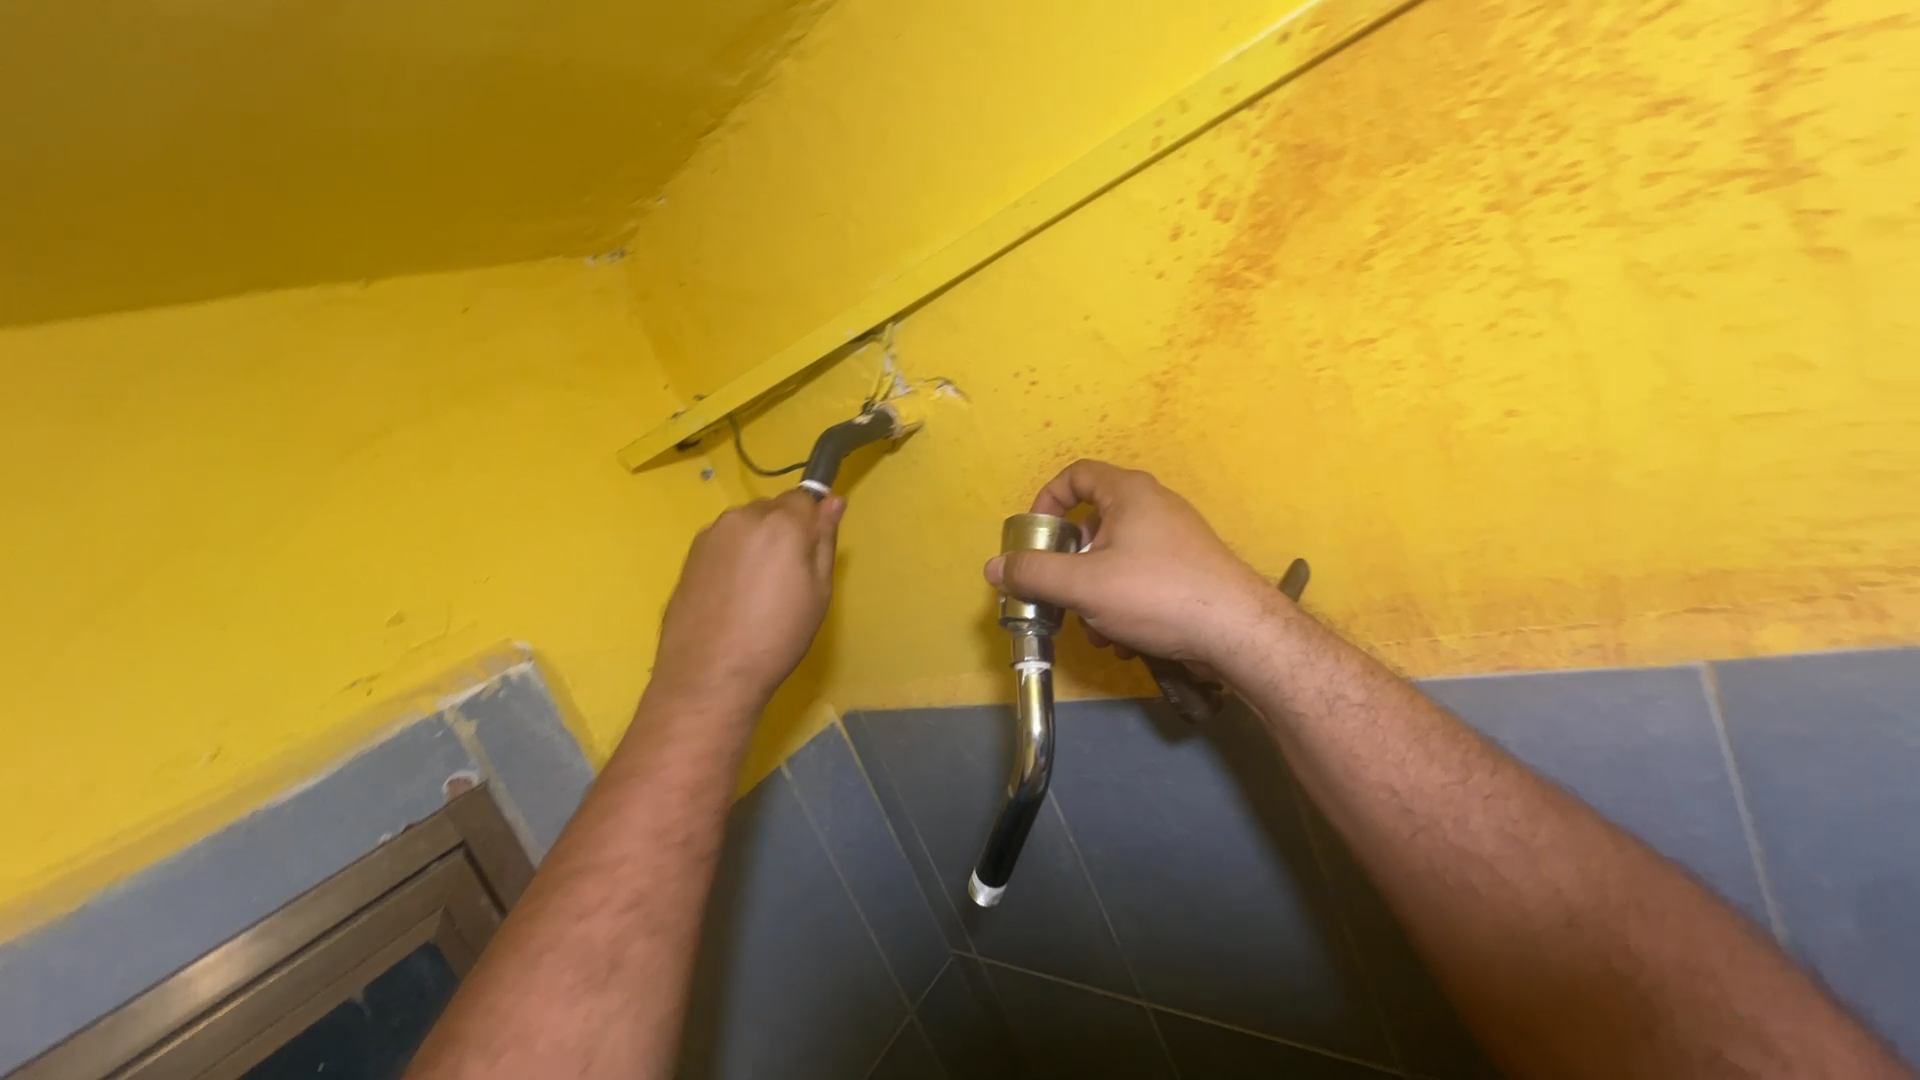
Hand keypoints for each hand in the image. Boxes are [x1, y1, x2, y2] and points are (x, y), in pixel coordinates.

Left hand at [650, 490, 845, 713]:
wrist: (711, 673)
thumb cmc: (778, 636)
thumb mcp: (818, 592)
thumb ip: (824, 540)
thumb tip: (833, 501)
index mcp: (783, 523)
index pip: (804, 498)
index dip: (811, 523)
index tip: (809, 554)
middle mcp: (744, 517)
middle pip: (773, 509)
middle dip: (783, 531)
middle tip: (785, 578)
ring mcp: (712, 534)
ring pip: (746, 525)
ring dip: (755, 543)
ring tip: (754, 590)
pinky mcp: (690, 554)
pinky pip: (723, 542)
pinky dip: (732, 557)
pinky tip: (731, 595)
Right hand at [984, 460, 1279, 669]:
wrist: (1238, 631)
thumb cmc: (1156, 592)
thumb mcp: (1084, 584)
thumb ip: (1034, 574)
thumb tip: (994, 567)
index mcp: (1128, 493)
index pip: (1077, 474)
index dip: (1047, 499)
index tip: (1035, 536)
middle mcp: (1153, 507)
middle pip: (1092, 525)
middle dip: (1071, 567)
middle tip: (1062, 594)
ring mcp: (1174, 540)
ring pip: (1114, 561)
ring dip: (1096, 596)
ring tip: (1099, 631)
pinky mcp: (1188, 572)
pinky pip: (1140, 580)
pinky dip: (1124, 606)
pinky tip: (1128, 641)